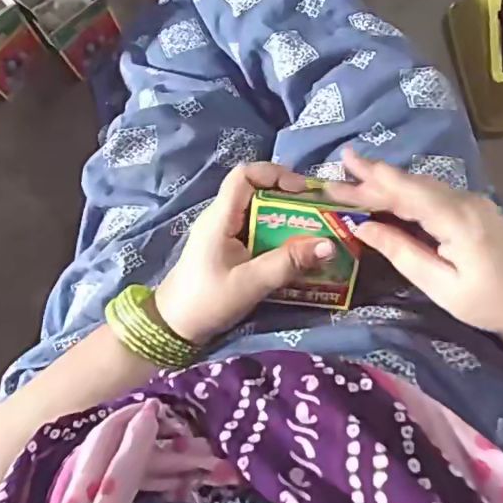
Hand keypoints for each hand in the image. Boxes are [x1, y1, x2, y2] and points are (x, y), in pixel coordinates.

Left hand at [154, 163, 336, 342]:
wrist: (174, 328)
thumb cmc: (206, 301)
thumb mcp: (250, 283)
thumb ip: (287, 263)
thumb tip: (329, 244)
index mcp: (220, 217)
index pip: (244, 175)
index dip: (275, 174)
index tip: (302, 191)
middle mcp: (222, 218)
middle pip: (257, 192)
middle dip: (290, 199)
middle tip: (319, 214)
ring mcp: (224, 234)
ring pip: (260, 214)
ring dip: (287, 220)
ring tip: (316, 233)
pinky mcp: (229, 250)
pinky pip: (258, 233)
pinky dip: (279, 237)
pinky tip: (298, 253)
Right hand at [323, 147, 502, 339]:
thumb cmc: (493, 303)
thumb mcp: (442, 287)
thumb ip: (402, 253)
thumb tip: (365, 228)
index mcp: (456, 220)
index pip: (403, 194)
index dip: (367, 186)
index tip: (335, 182)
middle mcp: (464, 201)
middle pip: (410, 183)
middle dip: (373, 175)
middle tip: (339, 166)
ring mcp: (471, 201)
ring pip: (421, 185)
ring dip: (387, 180)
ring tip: (355, 174)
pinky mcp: (473, 208)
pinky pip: (432, 193)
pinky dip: (405, 190)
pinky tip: (389, 190)